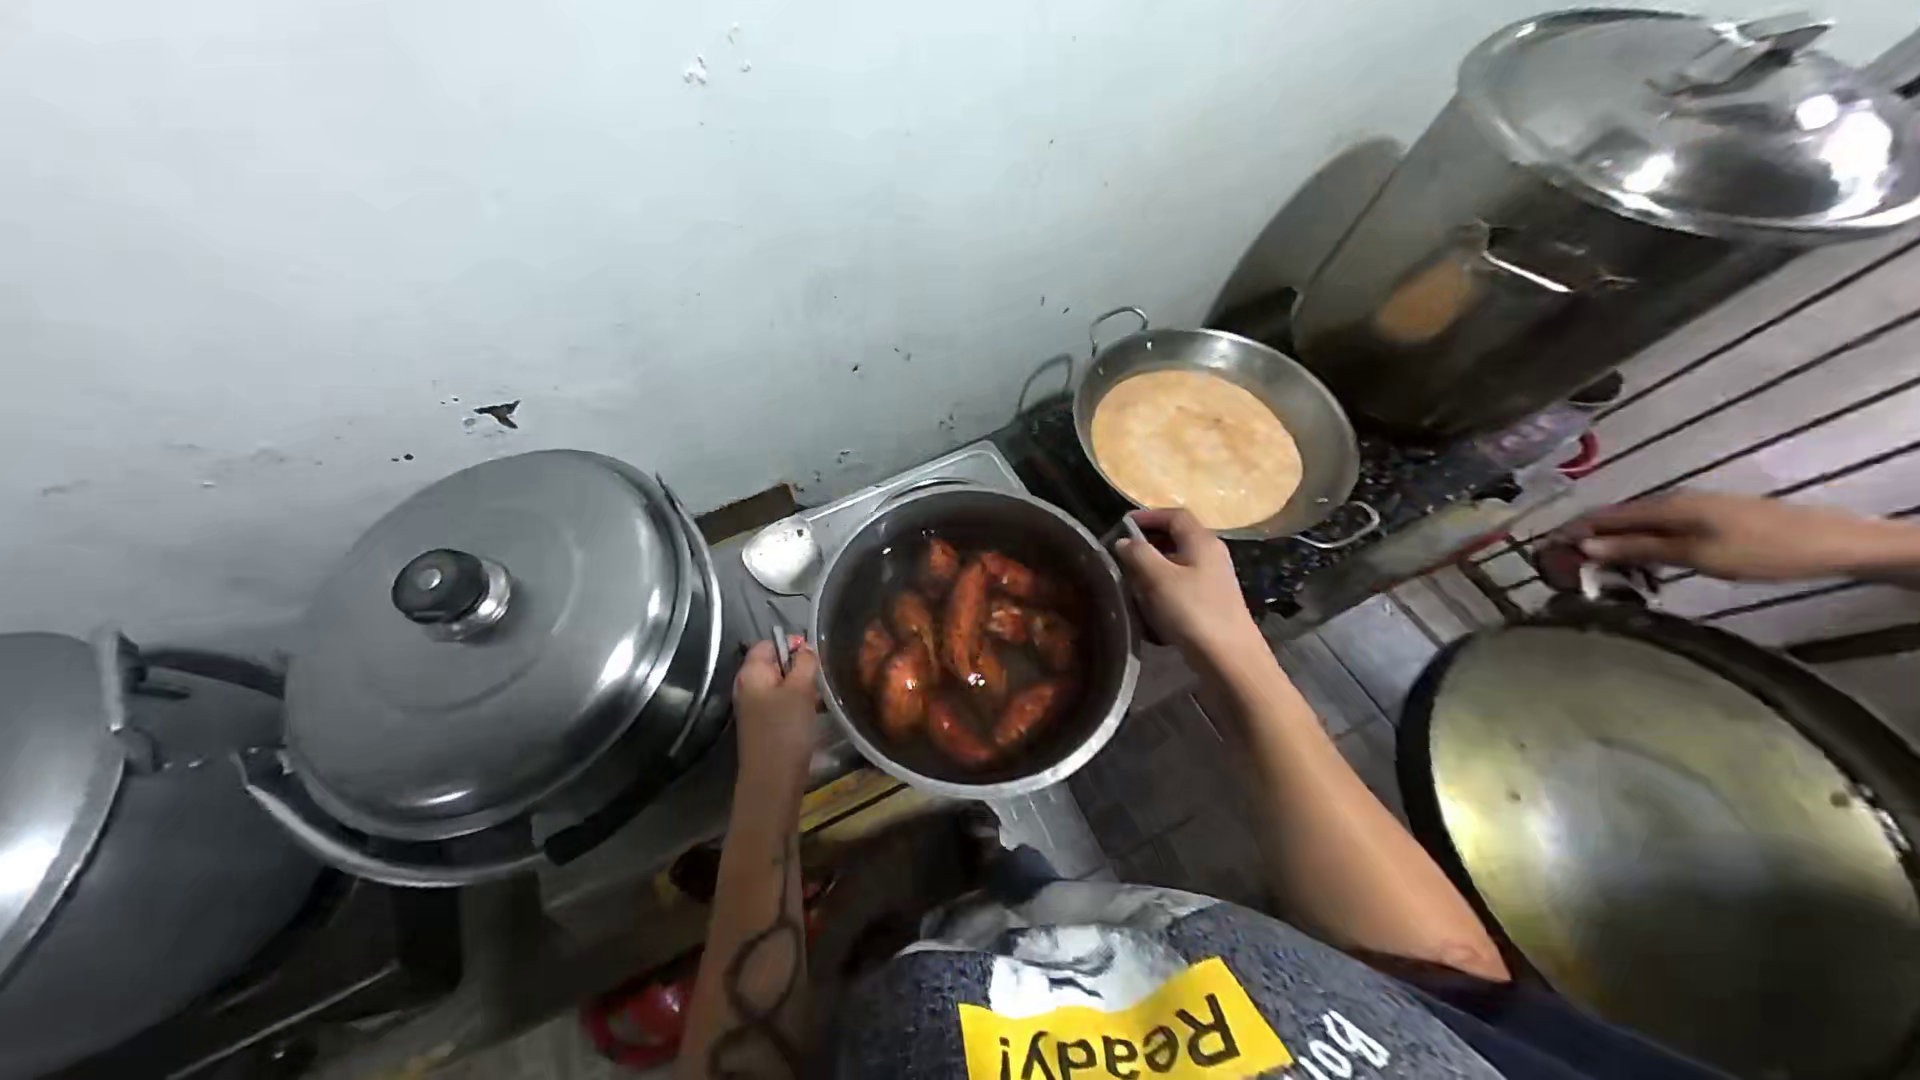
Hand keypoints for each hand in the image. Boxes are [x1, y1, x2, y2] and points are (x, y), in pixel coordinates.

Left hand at [732, 637, 820, 779]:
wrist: (773, 780)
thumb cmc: (786, 729)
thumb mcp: (801, 689)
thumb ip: (805, 663)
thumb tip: (806, 649)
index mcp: (750, 673)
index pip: (768, 644)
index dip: (790, 644)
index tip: (814, 656)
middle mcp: (747, 687)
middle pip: (774, 664)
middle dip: (799, 667)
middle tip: (819, 679)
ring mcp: (754, 707)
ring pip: (781, 685)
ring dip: (801, 687)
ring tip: (819, 697)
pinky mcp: (763, 724)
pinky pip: (781, 703)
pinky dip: (797, 703)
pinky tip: (812, 714)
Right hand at [1113, 508, 1263, 661]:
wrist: (1230, 658)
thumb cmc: (1193, 612)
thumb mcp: (1159, 579)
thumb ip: (1138, 554)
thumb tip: (1124, 541)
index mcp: (1202, 541)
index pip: (1174, 515)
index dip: (1148, 516)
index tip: (1122, 526)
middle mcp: (1212, 554)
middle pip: (1177, 537)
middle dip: (1148, 543)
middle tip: (1123, 555)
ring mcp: (1214, 578)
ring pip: (1179, 561)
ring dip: (1154, 566)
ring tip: (1132, 580)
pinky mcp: (1212, 600)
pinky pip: (1183, 582)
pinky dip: (1164, 585)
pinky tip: (1151, 603)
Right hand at [1560, 492, 1919, 583]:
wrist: (1841, 544)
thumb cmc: (1762, 551)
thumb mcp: (1695, 555)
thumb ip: (1637, 550)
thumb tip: (1583, 546)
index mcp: (1662, 507)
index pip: (1599, 517)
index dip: (1569, 533)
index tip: (1545, 555)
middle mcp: (1670, 502)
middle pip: (1614, 519)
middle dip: (1587, 541)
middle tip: (1567, 569)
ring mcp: (1691, 508)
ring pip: (1636, 526)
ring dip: (1614, 546)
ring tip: (1600, 572)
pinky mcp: (1708, 519)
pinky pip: (1657, 529)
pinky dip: (1638, 545)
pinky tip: (1641, 564)